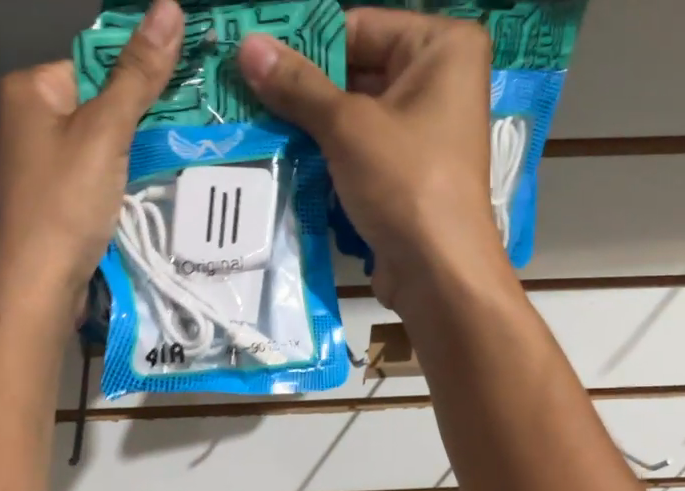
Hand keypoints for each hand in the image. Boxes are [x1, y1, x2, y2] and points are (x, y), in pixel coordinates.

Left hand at [0, 0, 182, 314]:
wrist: (37, 290)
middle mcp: (14, 117)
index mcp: (23, 88)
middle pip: (88, 99)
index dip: (132, 78)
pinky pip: (78, 171)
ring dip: (122, 150)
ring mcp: (22, 162)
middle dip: (129, 116)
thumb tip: (169, 6)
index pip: (89, 60)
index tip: (170, 97)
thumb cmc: (65, 205)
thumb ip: (138, 74)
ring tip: (153, 161)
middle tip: (170, 130)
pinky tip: (126, 191)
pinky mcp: (35, 198)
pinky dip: (104, 177)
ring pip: (86, 138)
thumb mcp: (106, 134)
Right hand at [238, 10, 504, 311]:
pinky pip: (356, 147)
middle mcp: (438, 78)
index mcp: (441, 47)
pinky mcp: (404, 169)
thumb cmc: (405, 183)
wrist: (438, 270)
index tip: (253, 59)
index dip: (305, 44)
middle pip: (354, 68)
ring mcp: (422, 128)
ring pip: (351, 112)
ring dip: (306, 124)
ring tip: (252, 124)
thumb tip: (247, 46)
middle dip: (301, 87)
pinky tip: (281, 158)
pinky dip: (323, 153)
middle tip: (242, 93)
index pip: (358, 26)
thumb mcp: (347, 127)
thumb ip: (297, 87)